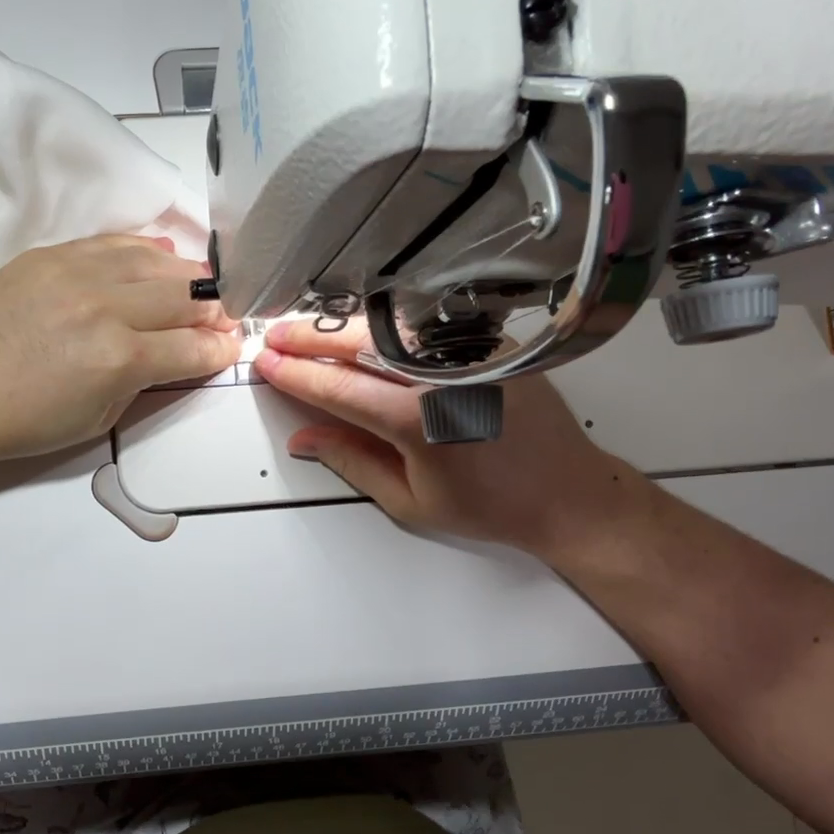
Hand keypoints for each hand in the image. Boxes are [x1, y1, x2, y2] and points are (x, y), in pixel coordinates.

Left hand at [0, 236, 240, 475]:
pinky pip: (111, 244)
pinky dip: (142, 252)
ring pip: (152, 260)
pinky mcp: (47, 255)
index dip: (220, 349)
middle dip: (213, 310)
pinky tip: (159, 257)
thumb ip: (143, 382)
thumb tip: (176, 358)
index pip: (192, 346)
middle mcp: (104, 304)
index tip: (233, 347)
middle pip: (182, 296)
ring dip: (186, 275)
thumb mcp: (96, 420)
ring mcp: (74, 272)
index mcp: (119, 357)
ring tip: (200, 287)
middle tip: (225, 318)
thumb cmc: (21, 424)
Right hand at [254, 321, 644, 558]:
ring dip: (343, 327)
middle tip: (276, 337)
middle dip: (309, 338)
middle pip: (359, 343)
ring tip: (308, 331)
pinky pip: (424, 329)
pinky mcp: (488, 345)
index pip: (338, 387)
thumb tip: (305, 439)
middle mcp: (443, 376)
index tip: (267, 364)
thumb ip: (353, 461)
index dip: (296, 374)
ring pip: (389, 327)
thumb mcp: (410, 500)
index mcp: (419, 420)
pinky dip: (384, 327)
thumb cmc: (491, 506)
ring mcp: (469, 354)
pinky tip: (362, 332)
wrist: (566, 492)